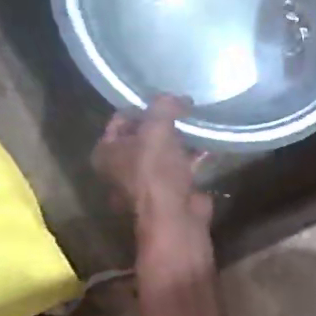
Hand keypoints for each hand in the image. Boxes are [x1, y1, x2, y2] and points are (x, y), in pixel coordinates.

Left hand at [90, 97, 211, 235]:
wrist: (175, 218)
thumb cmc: (156, 173)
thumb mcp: (157, 130)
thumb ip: (164, 107)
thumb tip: (179, 97)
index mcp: (106, 152)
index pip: (121, 118)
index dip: (144, 105)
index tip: (168, 97)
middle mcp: (121, 167)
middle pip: (143, 134)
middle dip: (164, 122)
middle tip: (185, 109)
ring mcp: (146, 181)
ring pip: (163, 150)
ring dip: (180, 138)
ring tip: (199, 123)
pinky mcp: (170, 191)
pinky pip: (181, 165)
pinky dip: (193, 155)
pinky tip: (209, 144)